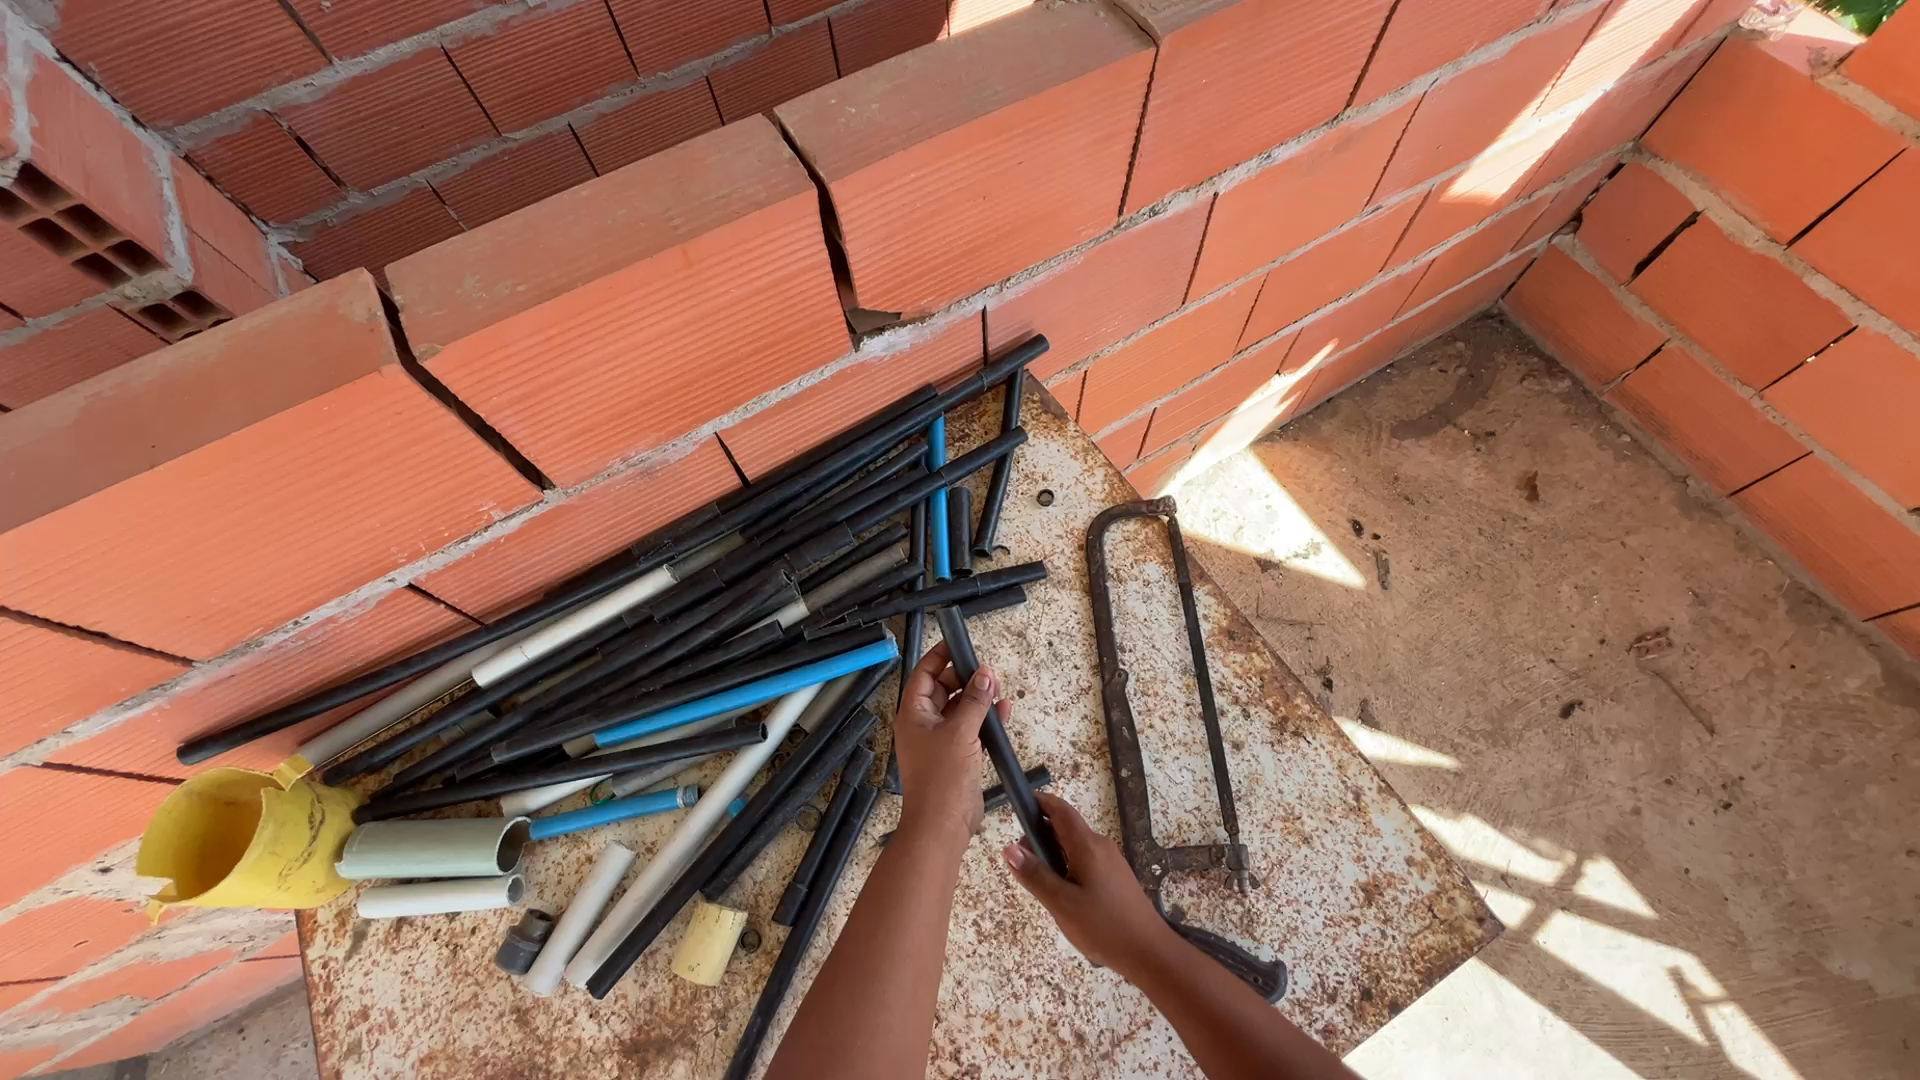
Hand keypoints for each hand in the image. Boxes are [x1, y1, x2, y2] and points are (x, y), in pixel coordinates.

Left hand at [894, 641, 1000, 843]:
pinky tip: (1003, 711)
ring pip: (960, 707)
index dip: (941, 656)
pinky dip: (985, 718)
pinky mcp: (957, 754)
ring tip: (999, 690)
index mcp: (914, 713)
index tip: (960, 644)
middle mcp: (924, 723)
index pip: (924, 674)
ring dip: (978, 698)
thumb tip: (985, 674)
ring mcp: (941, 739)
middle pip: (943, 688)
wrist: (943, 825)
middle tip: (988, 672)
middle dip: (966, 678)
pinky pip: (971, 727)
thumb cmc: (942, 778)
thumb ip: (974, 701)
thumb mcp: (960, 732)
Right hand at [1003, 792, 1178, 977]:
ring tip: (1042, 886)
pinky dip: (1067, 867)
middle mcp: (1100, 845)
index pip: (1060, 810)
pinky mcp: (1116, 877)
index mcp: (1087, 845)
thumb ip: (1035, 875)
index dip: (1039, 803)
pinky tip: (1064, 896)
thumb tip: (1009, 848)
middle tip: (1023, 864)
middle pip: (1066, 828)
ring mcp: (1111, 861)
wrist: (1149, 952)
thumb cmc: (1103, 926)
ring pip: (1074, 847)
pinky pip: (1085, 861)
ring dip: (1053, 856)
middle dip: (1040, 837)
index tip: (1019, 807)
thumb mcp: (1062, 903)